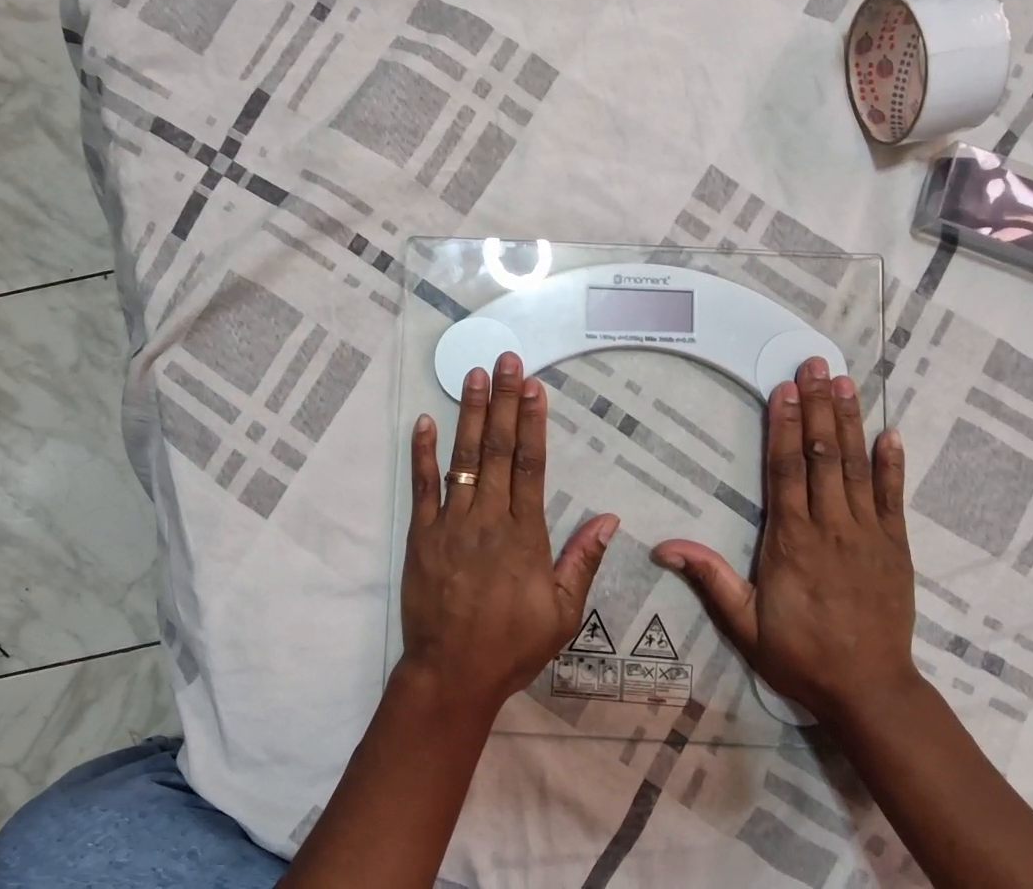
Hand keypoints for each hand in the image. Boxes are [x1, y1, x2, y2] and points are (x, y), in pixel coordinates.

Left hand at [399, 352, 619, 712]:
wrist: (453, 672)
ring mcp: (451, 524)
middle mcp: (488, 519)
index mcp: (525, 534)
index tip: (534, 387)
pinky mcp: (422, 535)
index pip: (531, 465)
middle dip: (503, 401)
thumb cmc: (513, 645)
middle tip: (506, 361)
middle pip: (498, 449)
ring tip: (473, 376)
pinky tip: (425, 422)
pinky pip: (423, 487)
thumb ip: (583, 561)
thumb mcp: (562, 612)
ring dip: (469, 414)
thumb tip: (610, 519)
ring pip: (463, 458)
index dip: (532, 422)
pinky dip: (423, 453)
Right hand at [653, 356, 917, 726]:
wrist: (870, 689)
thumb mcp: (745, 624)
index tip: (784, 388)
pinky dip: (894, 465)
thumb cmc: (800, 655)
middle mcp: (833, 528)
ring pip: (858, 468)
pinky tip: (891, 433)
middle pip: (824, 456)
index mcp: (792, 542)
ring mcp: (870, 535)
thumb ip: (710, 580)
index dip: (785, 427)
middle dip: (818, 407)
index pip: (787, 471)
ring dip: (850, 422)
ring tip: (846, 382)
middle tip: (815, 364)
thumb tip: (665, 546)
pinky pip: (895, 498)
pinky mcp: (897, 548)